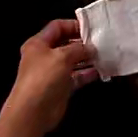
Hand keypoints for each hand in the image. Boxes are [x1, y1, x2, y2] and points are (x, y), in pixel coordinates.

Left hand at [0, 18, 96, 135]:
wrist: (33, 111)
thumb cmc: (44, 77)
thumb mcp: (61, 56)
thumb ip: (78, 49)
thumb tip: (91, 47)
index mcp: (38, 43)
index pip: (57, 27)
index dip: (73, 25)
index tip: (92, 28)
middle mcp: (44, 56)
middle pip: (65, 44)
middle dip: (82, 43)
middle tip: (101, 42)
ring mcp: (53, 72)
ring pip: (72, 61)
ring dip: (87, 58)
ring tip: (104, 55)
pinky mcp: (61, 87)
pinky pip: (76, 77)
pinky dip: (87, 74)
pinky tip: (101, 71)